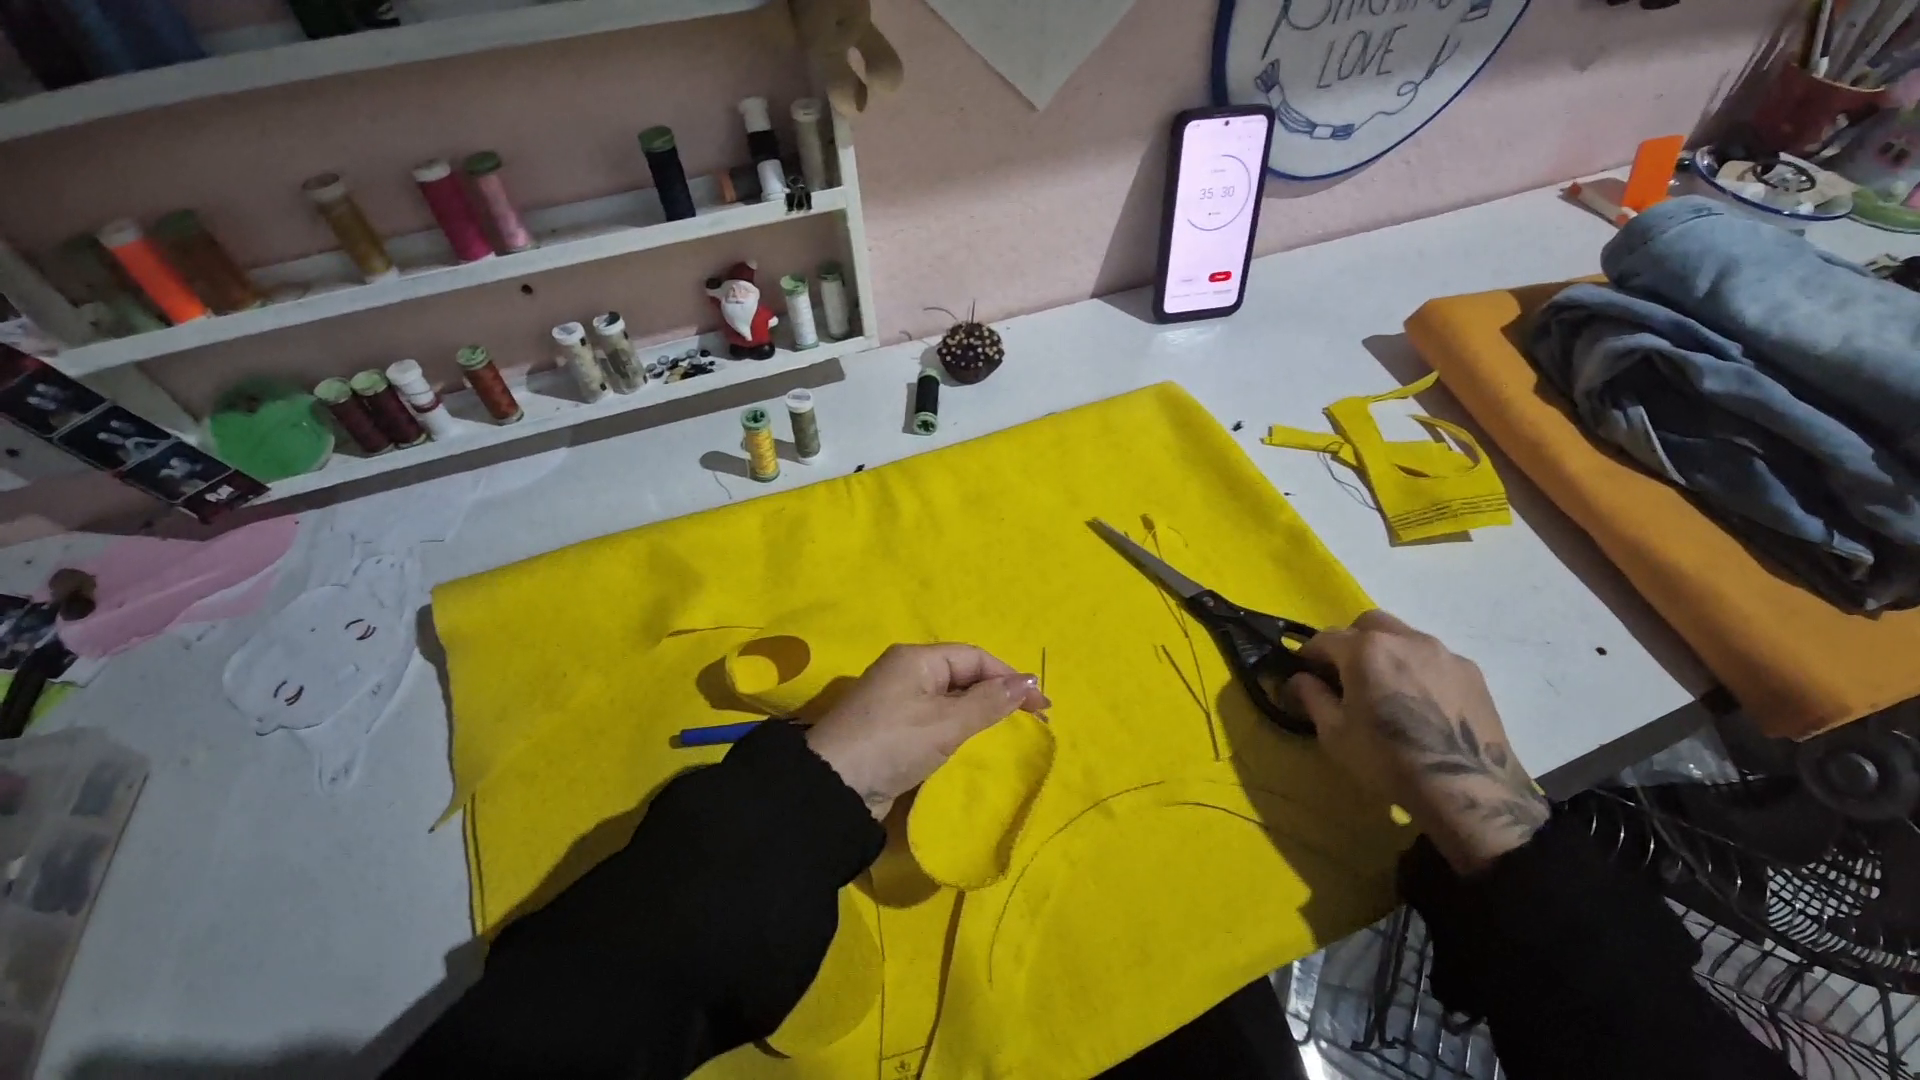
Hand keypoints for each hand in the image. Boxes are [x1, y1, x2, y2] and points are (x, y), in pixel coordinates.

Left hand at [805, 644, 1049, 819]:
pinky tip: (972, 744)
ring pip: (950, 700)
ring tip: (1008, 732)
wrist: (833, 789)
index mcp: (916, 659)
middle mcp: (906, 673)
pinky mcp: (892, 731)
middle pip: (963, 675)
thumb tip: (1028, 681)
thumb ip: (989, 702)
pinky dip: (958, 728)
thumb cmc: (893, 743)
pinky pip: (935, 720)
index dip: (1010, 677)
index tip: (1041, 705)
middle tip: (1032, 720)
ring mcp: (896, 702)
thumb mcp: (946, 723)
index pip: (974, 657)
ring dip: (979, 713)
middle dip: (997, 694)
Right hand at [1288, 611, 1547, 874]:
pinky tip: (1422, 703)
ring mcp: (1443, 652)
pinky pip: (1433, 658)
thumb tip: (1299, 679)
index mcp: (1365, 649)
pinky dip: (1418, 669)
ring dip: (1387, 653)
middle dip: (1351, 643)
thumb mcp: (1335, 734)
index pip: (1324, 638)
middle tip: (1348, 676)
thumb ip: (1312, 697)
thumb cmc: (1388, 760)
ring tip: (1388, 689)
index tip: (1306, 674)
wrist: (1467, 788)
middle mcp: (1404, 638)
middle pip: (1367, 625)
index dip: (1309, 655)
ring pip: (1403, 637)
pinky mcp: (1472, 671)